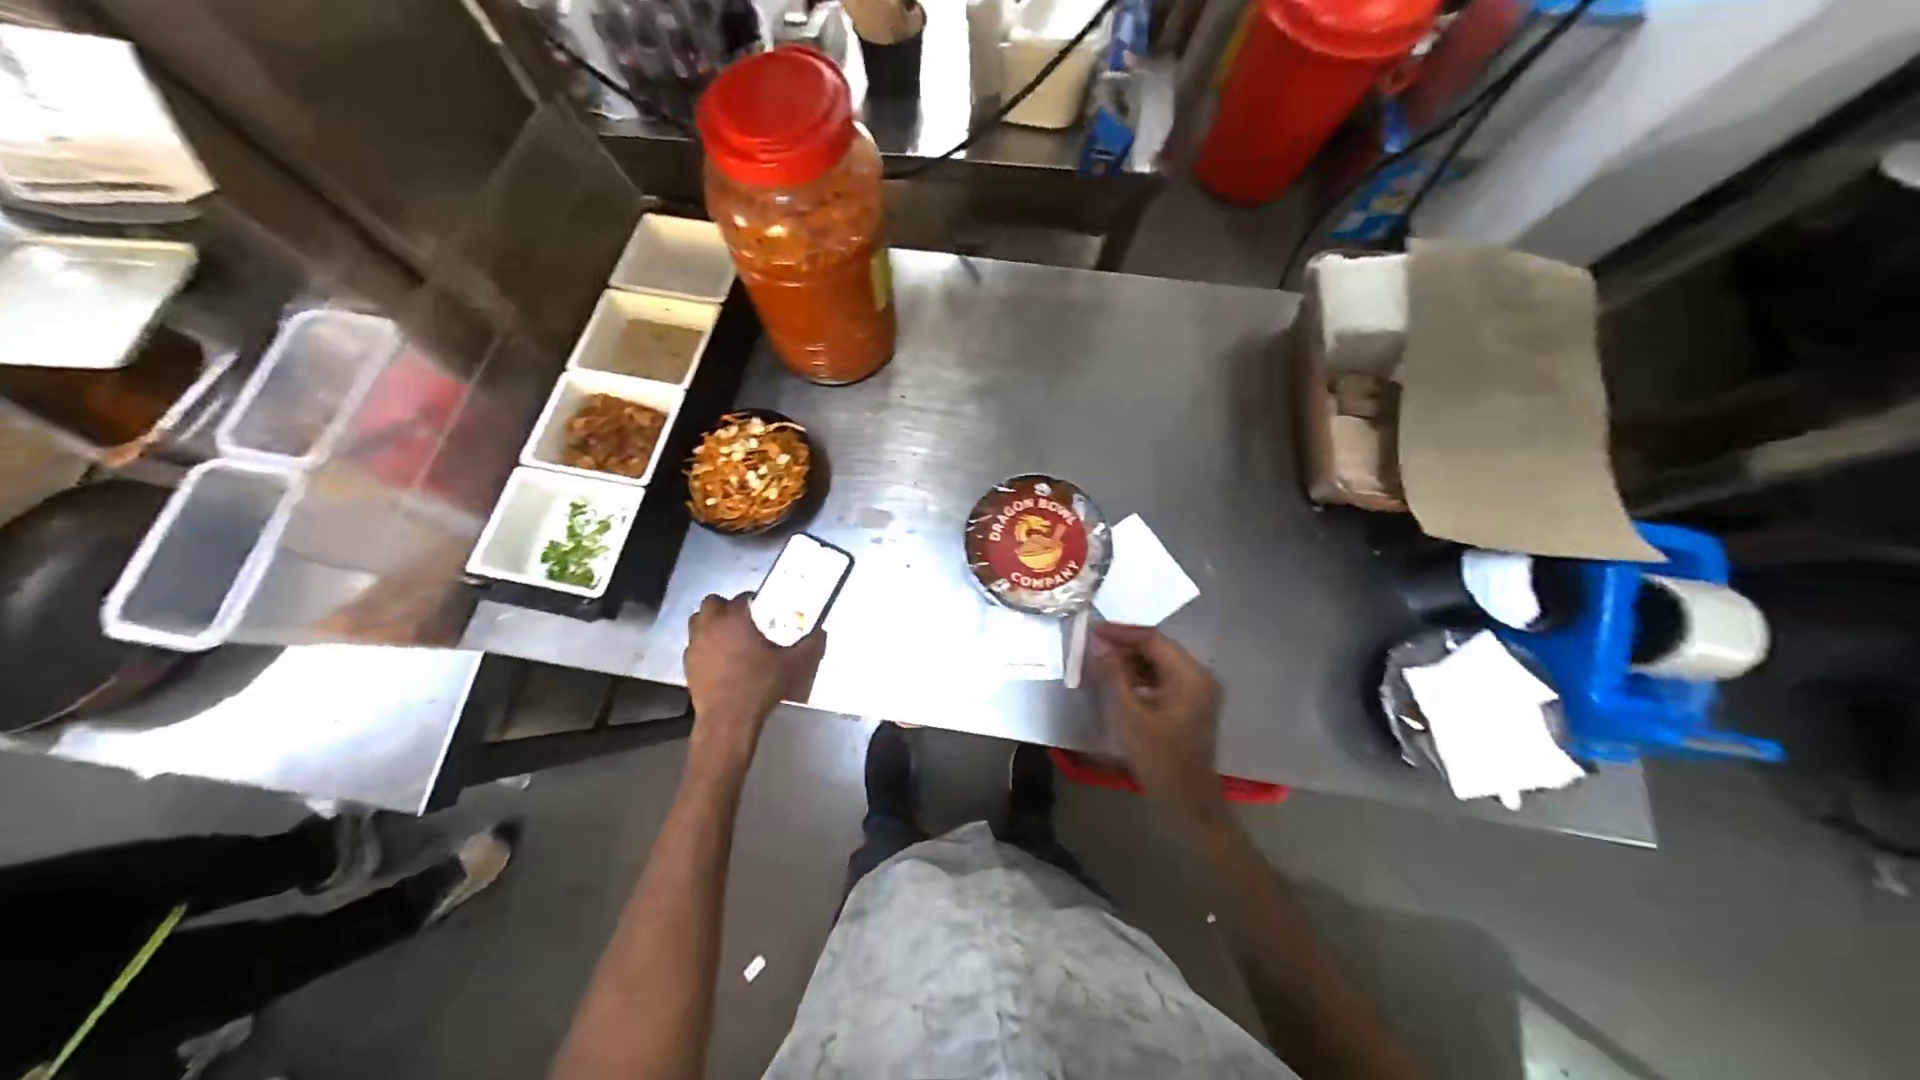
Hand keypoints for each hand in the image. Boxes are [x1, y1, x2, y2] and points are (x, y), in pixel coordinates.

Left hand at [684, 593, 824, 771]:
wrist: (727, 720)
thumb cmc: (760, 686)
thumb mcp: (793, 666)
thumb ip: (810, 646)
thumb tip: (821, 632)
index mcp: (734, 619)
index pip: (742, 597)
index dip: (754, 602)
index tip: (765, 612)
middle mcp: (710, 626)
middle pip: (713, 603)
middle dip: (726, 608)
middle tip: (744, 622)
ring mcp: (695, 644)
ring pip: (698, 620)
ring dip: (712, 623)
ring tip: (729, 636)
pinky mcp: (688, 663)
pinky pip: (695, 643)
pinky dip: (705, 644)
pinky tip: (720, 659)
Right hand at [1091, 623, 1225, 822]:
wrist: (1188, 800)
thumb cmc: (1159, 759)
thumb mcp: (1129, 716)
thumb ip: (1112, 675)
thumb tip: (1096, 642)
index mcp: (1190, 676)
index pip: (1152, 639)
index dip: (1121, 633)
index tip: (1092, 631)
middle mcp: (1199, 676)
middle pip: (1157, 649)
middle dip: (1124, 647)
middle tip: (1092, 648)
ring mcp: (1198, 690)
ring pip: (1159, 663)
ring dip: (1131, 661)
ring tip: (1100, 664)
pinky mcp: (1191, 703)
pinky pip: (1164, 679)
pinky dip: (1141, 677)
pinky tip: (1119, 683)